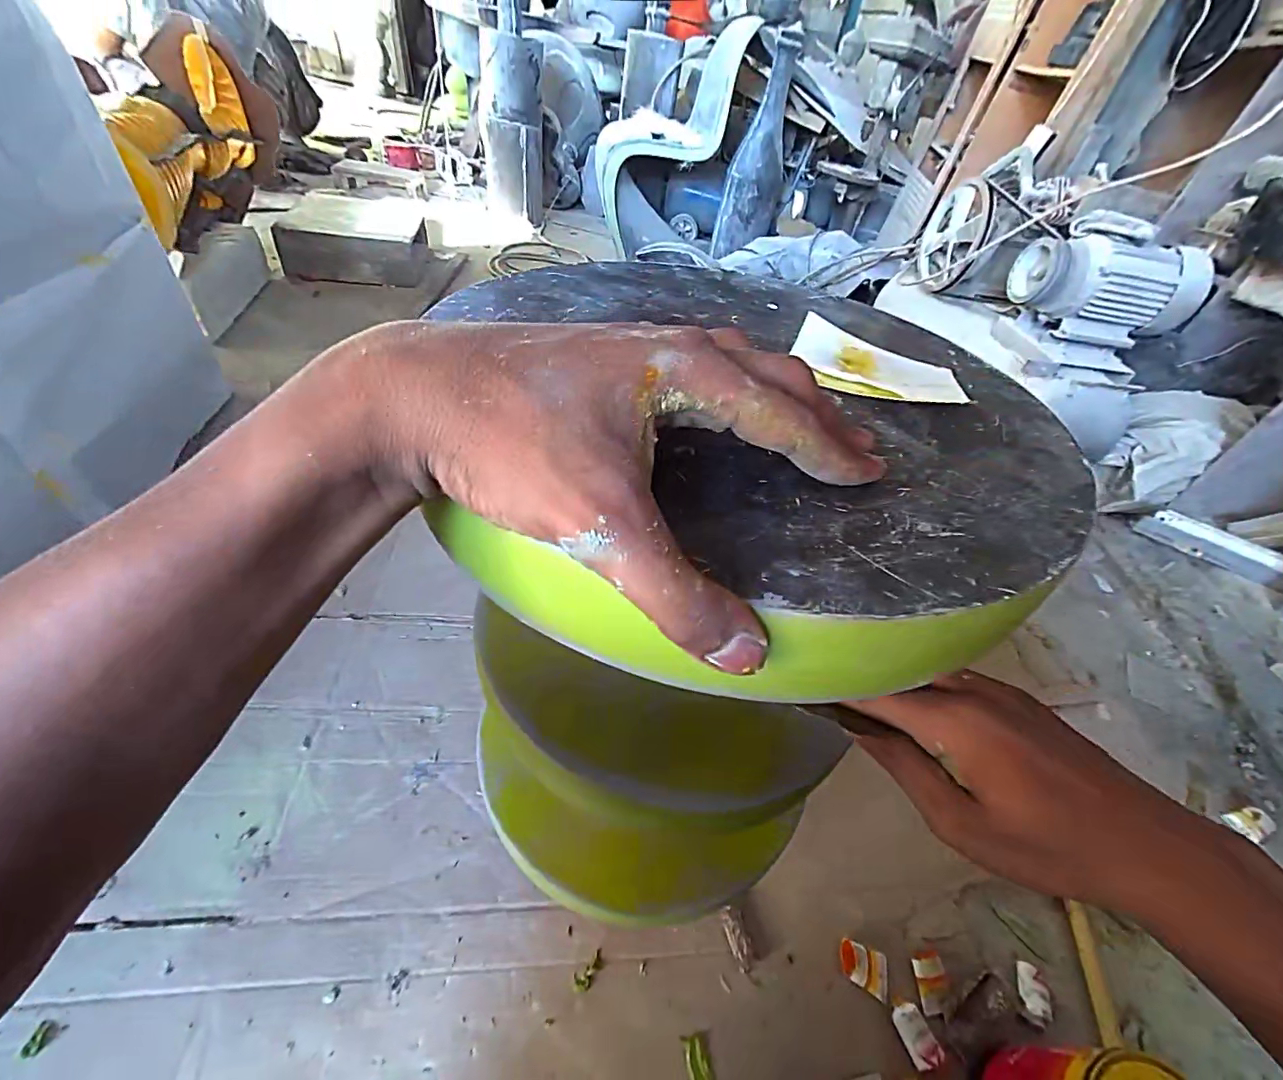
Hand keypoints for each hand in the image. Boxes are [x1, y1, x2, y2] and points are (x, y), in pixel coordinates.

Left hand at [321, 320, 884, 673]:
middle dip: (811, 413)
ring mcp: (622, 349)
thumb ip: (672, 593)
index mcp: (685, 370)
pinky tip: (692, 413)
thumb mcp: (597, 525)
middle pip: (762, 374)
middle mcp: (662, 347)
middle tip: (847, 449)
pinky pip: (677, 370)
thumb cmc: (510, 442)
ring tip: (788, 423)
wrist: (415, 393)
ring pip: (719, 364)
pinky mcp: (589, 364)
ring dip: (763, 394)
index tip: (867, 473)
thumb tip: (747, 655)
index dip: (828, 448)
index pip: (780, 413)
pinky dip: (712, 392)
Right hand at [843, 671, 1231, 914]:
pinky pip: (955, 679)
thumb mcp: (960, 823)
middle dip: (860, 675)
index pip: (876, 690)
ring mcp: (1002, 691)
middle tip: (822, 689)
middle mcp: (974, 691)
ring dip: (892, 678)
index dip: (836, 686)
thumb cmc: (1048, 846)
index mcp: (955, 720)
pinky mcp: (1021, 700)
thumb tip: (859, 729)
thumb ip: (905, 768)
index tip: (801, 685)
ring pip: (928, 670)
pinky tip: (912, 704)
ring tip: (858, 695)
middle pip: (900, 670)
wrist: (1150, 848)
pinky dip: (923, 684)